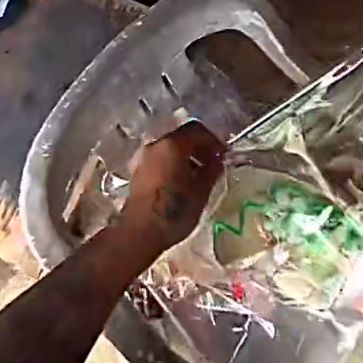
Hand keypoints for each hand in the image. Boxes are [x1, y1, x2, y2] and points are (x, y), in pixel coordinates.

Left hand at [112, 121, 224, 259]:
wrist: (140, 232)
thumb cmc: (173, 211)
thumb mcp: (200, 193)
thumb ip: (211, 171)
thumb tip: (217, 161)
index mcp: (172, 145)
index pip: (197, 130)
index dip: (213, 140)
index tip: (223, 153)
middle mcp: (156, 145)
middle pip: (182, 135)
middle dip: (200, 146)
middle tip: (214, 161)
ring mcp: (144, 157)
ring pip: (171, 146)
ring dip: (187, 154)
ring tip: (200, 172)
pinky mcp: (139, 170)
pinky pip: (161, 157)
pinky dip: (174, 161)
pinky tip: (183, 179)